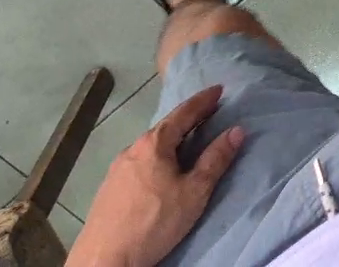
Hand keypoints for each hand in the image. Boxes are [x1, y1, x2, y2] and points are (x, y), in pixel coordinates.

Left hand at [68, 85, 244, 266]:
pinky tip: (158, 170)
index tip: (219, 89)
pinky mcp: (106, 191)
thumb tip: (236, 130)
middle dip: (188, 119)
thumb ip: (216, 159)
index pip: (184, 112)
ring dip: (170, 139)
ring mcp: (115, 171)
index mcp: (154, 144)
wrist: (102, 264)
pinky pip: (138, 162)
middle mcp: (132, 150)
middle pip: (165, 127)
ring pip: (149, 146)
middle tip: (208, 113)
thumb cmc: (153, 223)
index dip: (204, 100)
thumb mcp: (194, 192)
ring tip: (185, 141)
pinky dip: (155, 157)